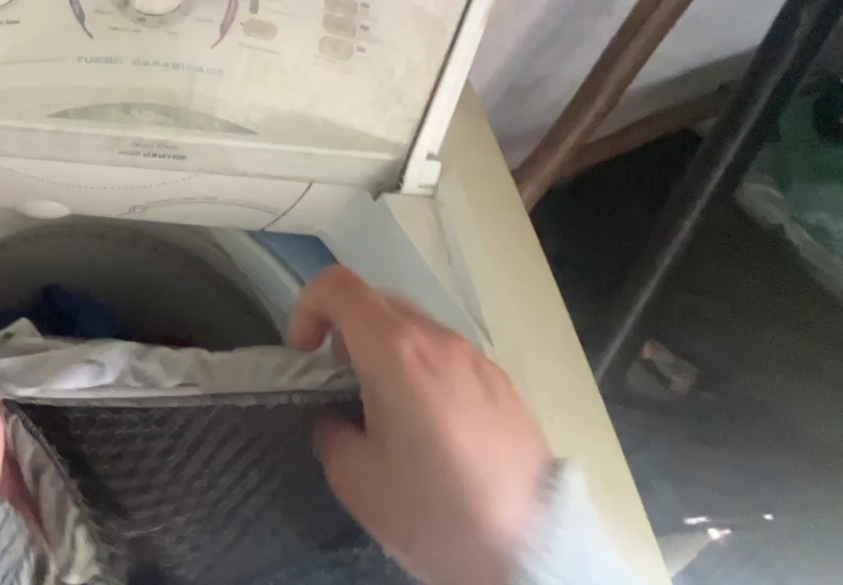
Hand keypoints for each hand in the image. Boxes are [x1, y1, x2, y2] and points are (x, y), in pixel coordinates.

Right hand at [289, 266, 550, 584]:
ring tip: (388, 411)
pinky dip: (423, 372)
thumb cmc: (434, 512)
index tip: (305, 356)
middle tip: (343, 386)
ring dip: (385, 352)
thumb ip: (329, 428)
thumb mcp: (353, 478)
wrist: (536, 561)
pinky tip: (433, 429)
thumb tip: (338, 417)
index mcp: (394, 350)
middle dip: (344, 333)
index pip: (336, 285)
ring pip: (414, 328)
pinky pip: (448, 357)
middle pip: (374, 302)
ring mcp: (477, 360)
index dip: (307, 308)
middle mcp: (437, 340)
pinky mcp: (506, 387)